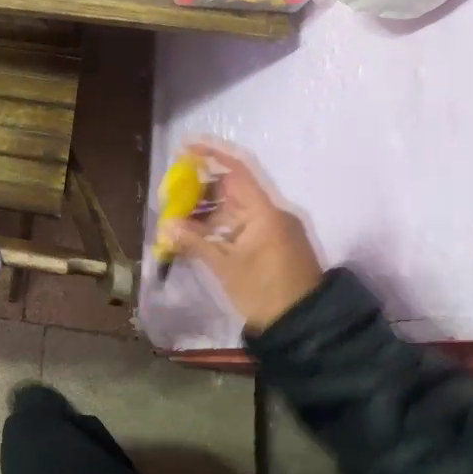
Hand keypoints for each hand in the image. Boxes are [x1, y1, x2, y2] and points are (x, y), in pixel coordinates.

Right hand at [160, 140, 323, 330]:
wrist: (305, 325)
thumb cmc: (265, 291)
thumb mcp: (226, 267)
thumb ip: (195, 242)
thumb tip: (167, 225)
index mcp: (264, 212)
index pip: (236, 171)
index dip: (211, 155)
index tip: (185, 148)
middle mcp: (271, 214)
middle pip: (231, 190)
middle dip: (200, 189)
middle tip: (171, 194)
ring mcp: (273, 230)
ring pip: (234, 210)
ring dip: (206, 212)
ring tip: (176, 218)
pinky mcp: (271, 245)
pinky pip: (240, 226)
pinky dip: (218, 227)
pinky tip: (196, 236)